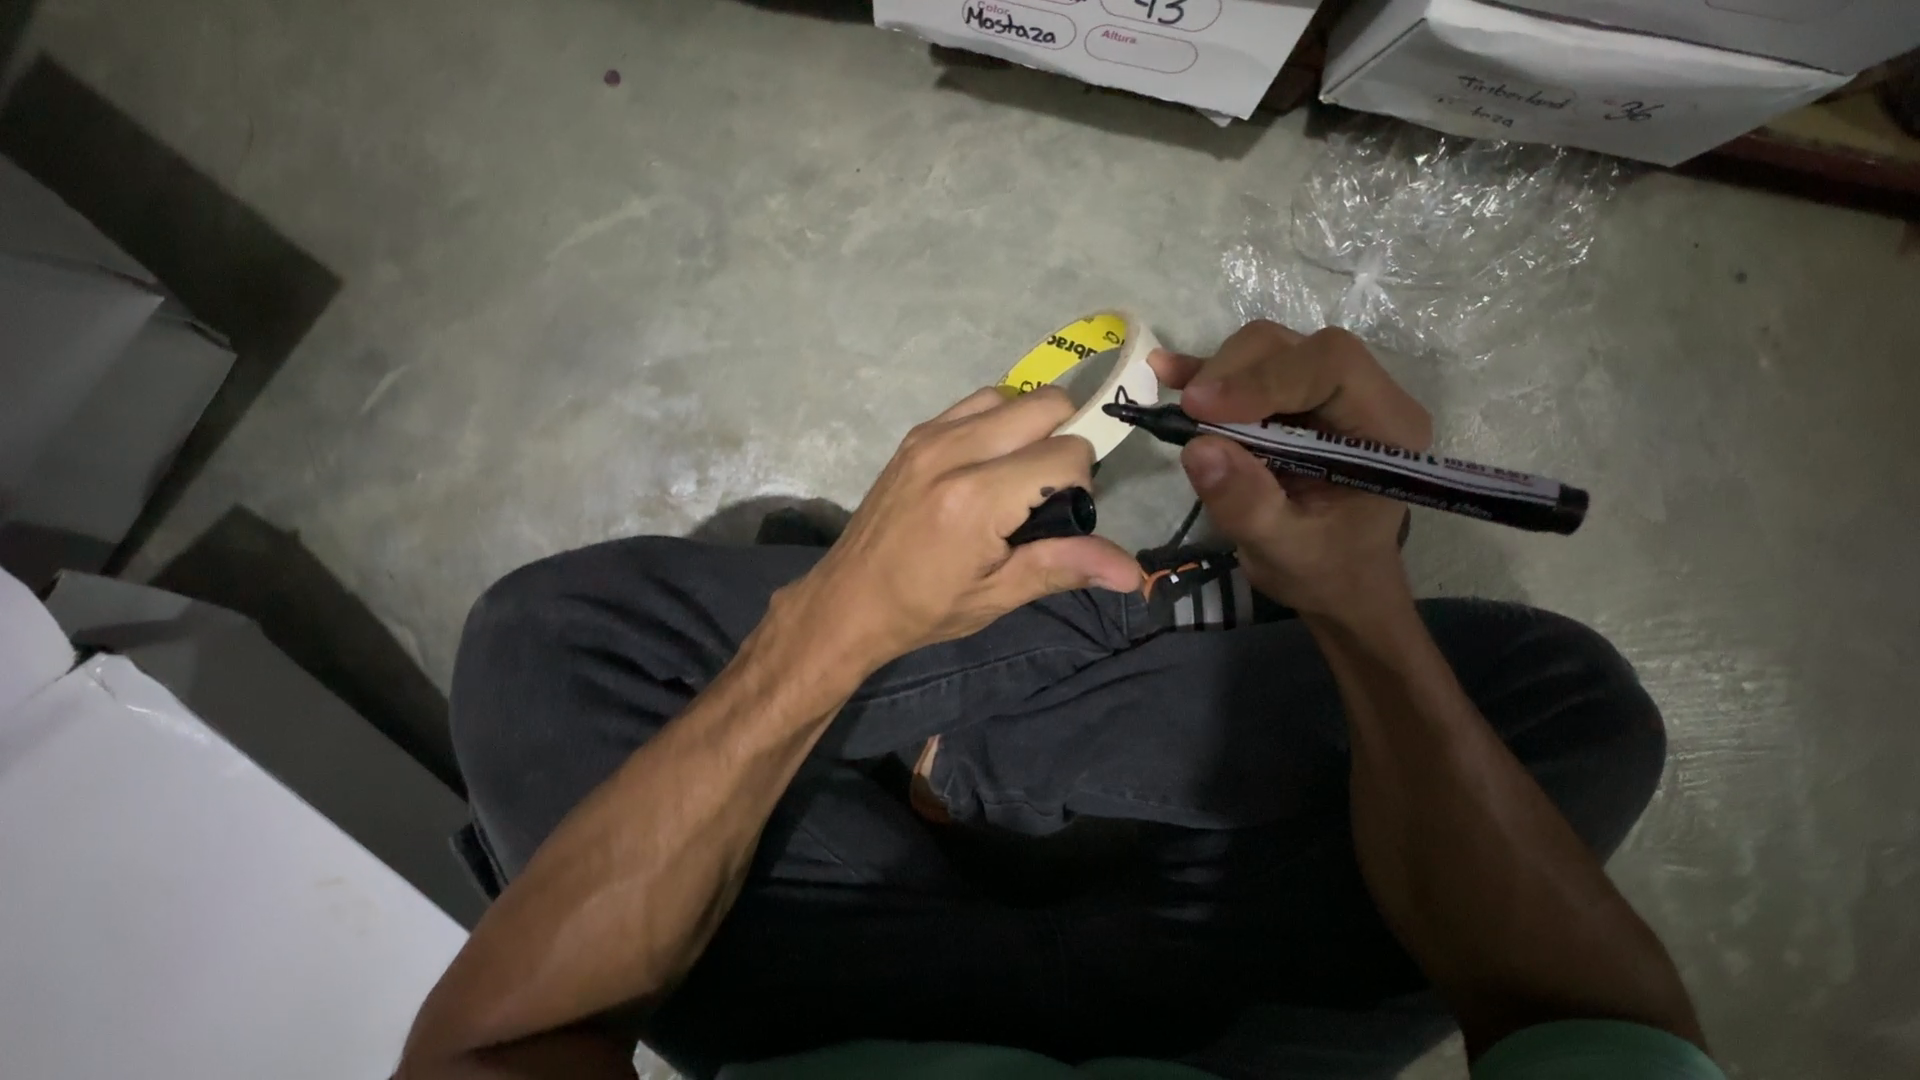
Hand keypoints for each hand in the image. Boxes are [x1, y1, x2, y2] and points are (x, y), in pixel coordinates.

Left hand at [788, 386, 1141, 665]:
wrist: (849, 600)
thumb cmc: (925, 608)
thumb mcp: (998, 595)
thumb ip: (1065, 566)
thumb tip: (1134, 574)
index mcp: (977, 498)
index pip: (1067, 453)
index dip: (1081, 485)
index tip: (1061, 519)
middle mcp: (954, 451)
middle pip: (1048, 405)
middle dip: (1066, 441)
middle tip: (1047, 493)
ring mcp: (931, 435)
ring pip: (1014, 396)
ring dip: (1033, 427)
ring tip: (1019, 477)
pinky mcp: (917, 433)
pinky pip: (977, 403)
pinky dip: (999, 421)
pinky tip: (989, 464)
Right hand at [1151, 322, 1431, 619]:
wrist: (1335, 582)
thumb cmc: (1324, 570)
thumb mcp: (1285, 550)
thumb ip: (1248, 503)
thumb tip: (1198, 448)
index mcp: (1384, 426)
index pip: (1330, 365)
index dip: (1263, 378)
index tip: (1200, 409)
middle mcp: (1361, 395)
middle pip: (1292, 348)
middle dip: (1233, 375)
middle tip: (1190, 419)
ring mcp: (1322, 393)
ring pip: (1265, 350)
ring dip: (1217, 377)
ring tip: (1186, 418)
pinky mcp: (1287, 398)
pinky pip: (1247, 369)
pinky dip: (1205, 371)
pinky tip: (1166, 371)